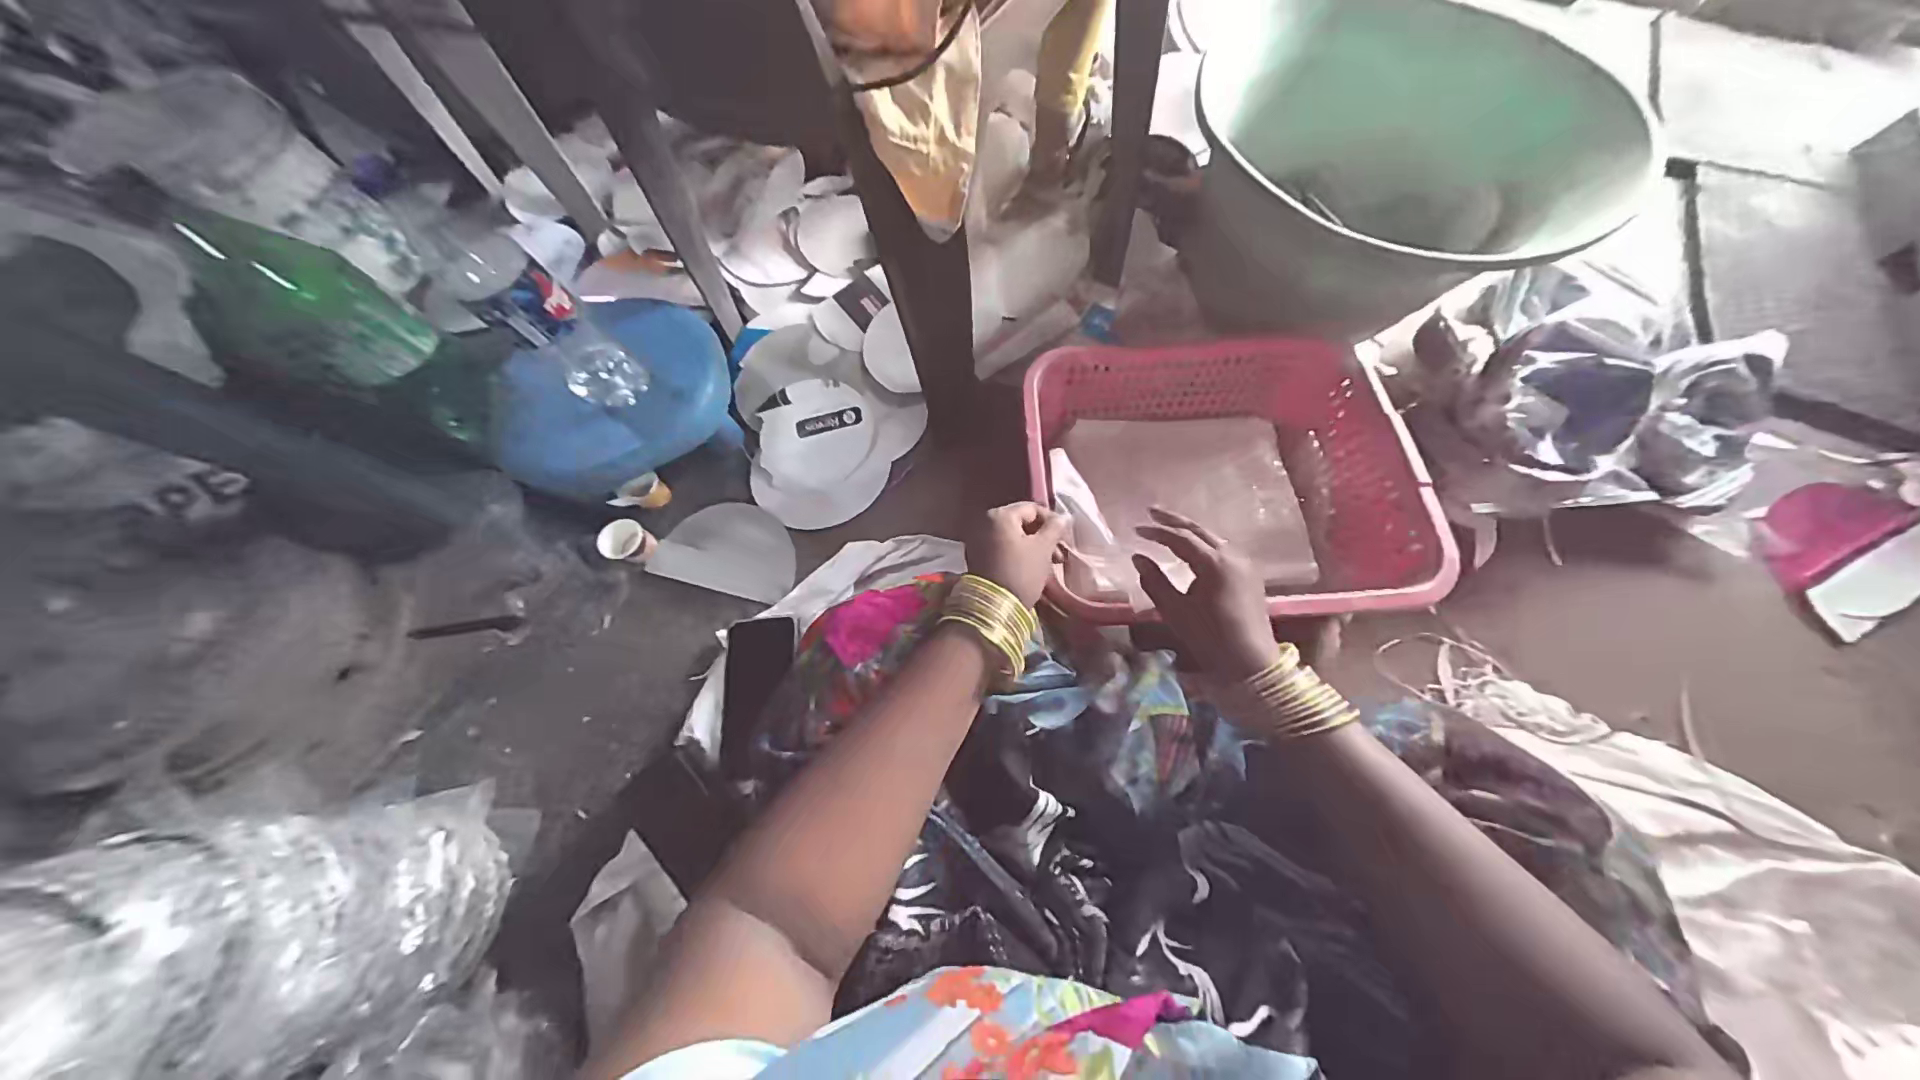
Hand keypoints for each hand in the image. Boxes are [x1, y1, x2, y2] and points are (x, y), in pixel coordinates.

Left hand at [968, 502, 1069, 606]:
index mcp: (1000, 515)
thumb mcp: (1042, 548)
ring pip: (1013, 536)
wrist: (994, 606)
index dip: (1052, 521)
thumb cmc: (1021, 573)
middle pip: (1022, 522)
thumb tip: (1063, 517)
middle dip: (1043, 536)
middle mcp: (984, 522)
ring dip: (1033, 546)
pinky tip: (1032, 566)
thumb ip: (1055, 528)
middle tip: (1059, 554)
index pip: (1032, 509)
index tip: (1065, 538)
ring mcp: (978, 539)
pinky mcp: (978, 556)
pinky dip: (1019, 553)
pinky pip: (1003, 547)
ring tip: (1050, 563)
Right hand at [1133, 507, 1280, 678]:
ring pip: (1213, 537)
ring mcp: (1244, 564)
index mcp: (1214, 563)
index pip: (1180, 538)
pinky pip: (1223, 548)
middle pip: (1199, 530)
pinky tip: (1192, 547)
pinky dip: (1203, 542)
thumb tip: (1138, 557)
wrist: (1251, 662)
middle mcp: (1232, 556)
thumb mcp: (1175, 610)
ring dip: (1190, 530)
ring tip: (1169, 526)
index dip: (1156, 532)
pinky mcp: (1249, 574)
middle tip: (1151, 512)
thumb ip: (1154, 581)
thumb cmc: (1209, 637)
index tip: (1136, 529)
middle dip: (1174, 520)